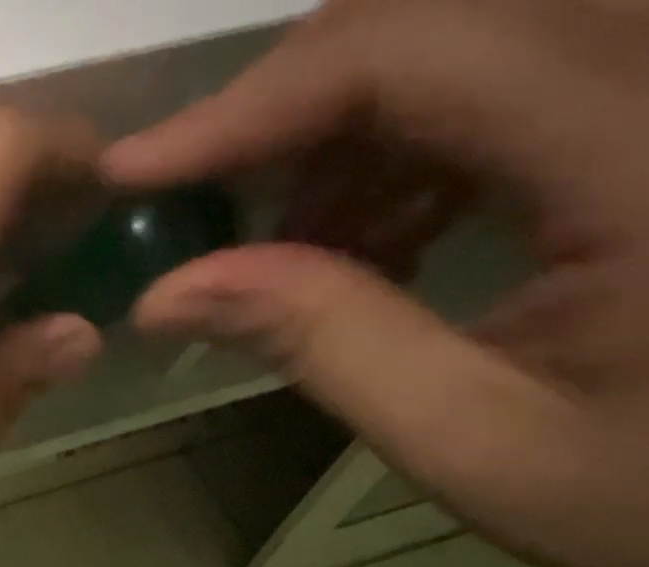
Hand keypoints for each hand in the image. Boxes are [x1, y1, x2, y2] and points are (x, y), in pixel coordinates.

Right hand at [104, 0, 648, 566]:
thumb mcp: (481, 442)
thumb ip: (325, 345)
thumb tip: (166, 293)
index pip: (417, 54)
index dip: (253, 101)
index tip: (133, 170)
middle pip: (441, 11)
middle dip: (289, 99)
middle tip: (199, 198)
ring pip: (471, 28)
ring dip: (345, 120)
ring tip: (296, 241)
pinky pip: (515, 67)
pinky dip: (411, 133)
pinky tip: (381, 229)